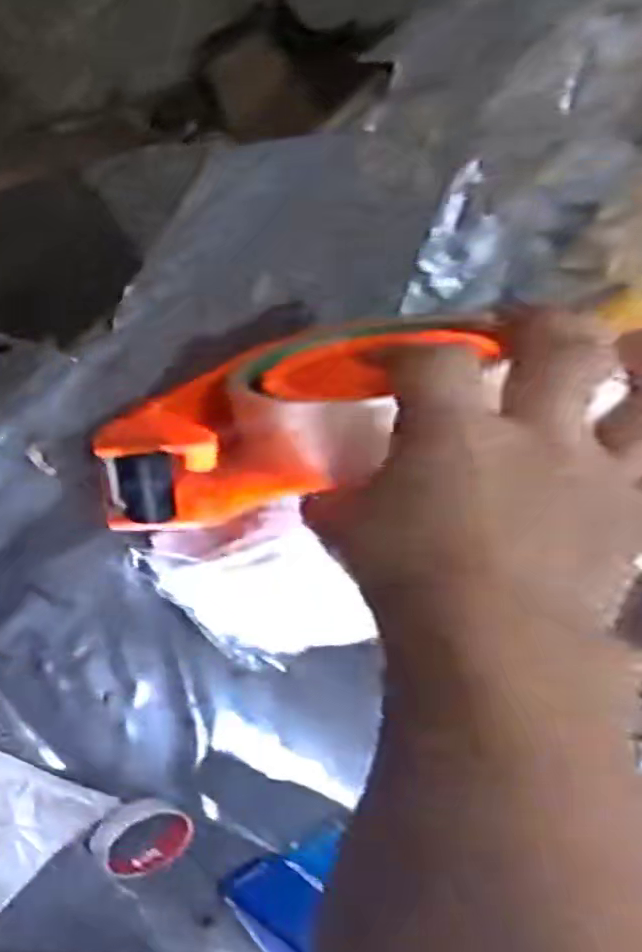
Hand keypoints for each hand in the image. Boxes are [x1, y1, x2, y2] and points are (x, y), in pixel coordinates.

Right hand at [309, 309, 641, 638]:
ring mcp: (601, 463)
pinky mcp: (639, 499)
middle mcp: (535, 431)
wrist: (492, 628)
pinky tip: (628, 423)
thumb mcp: (340, 522)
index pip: (432, 362)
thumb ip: (345, 490)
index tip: (385, 360)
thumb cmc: (398, 568)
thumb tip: (344, 484)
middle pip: (559, 346)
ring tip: (619, 345)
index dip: (407, 350)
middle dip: (537, 322)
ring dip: (636, 355)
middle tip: (513, 322)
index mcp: (450, 432)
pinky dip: (641, 428)